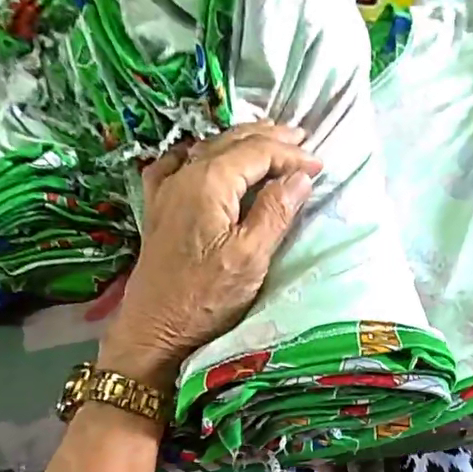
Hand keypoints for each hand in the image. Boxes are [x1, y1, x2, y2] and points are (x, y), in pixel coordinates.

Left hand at [96, 122, 320, 388]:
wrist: (154, 332)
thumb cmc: (204, 300)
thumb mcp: (249, 259)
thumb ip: (274, 213)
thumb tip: (299, 178)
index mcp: (208, 182)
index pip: (257, 151)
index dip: (291, 155)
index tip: (319, 166)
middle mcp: (183, 176)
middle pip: (231, 142)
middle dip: (269, 139)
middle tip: (301, 142)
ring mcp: (165, 191)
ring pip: (207, 149)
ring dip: (240, 143)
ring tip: (268, 145)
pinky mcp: (156, 210)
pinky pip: (177, 165)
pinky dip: (199, 154)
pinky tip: (203, 158)